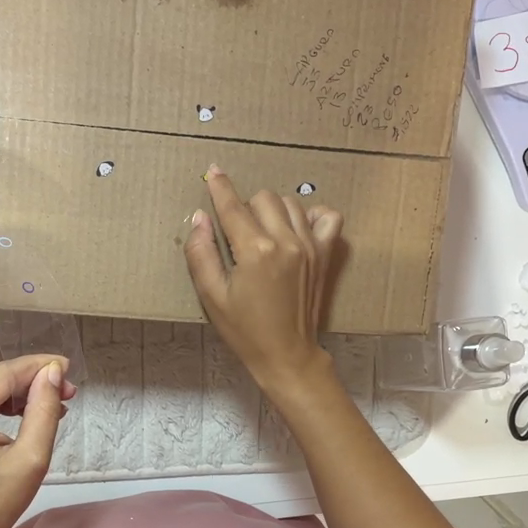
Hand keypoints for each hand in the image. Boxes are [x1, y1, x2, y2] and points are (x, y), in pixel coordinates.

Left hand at [0, 354, 76, 527]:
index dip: (38, 367)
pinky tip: (24, 412)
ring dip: (18, 394)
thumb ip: (43, 410)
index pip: (4, 374)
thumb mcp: (30, 459)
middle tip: (69, 393)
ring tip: (53, 405)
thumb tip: (53, 372)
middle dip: (31, 383)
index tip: (69, 366)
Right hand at [182, 166, 344, 393]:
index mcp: (255, 251)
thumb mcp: (212, 297)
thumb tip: (199, 219)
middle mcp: (286, 241)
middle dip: (246, 208)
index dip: (220, 188)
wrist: (287, 355)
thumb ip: (201, 254)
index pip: (233, 207)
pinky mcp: (326, 254)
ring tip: (263, 234)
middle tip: (237, 234)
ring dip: (273, 211)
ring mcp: (310, 246)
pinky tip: (297, 229)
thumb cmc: (245, 331)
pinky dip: (312, 216)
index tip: (213, 172)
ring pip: (290, 203)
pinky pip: (327, 217)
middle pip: (263, 199)